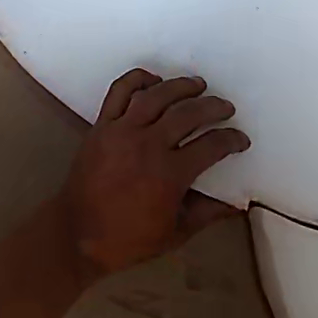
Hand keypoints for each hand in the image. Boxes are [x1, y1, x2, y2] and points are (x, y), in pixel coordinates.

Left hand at [57, 69, 249, 277]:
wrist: (77, 233)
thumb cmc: (129, 238)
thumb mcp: (176, 232)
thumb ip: (208, 213)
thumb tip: (237, 204)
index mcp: (170, 173)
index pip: (211, 146)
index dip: (231, 140)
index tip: (240, 139)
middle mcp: (148, 145)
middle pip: (188, 114)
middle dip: (212, 107)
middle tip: (225, 107)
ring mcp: (122, 131)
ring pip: (155, 96)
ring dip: (180, 86)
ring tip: (197, 85)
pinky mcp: (101, 126)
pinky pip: (118, 92)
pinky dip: (136, 79)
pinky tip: (153, 79)